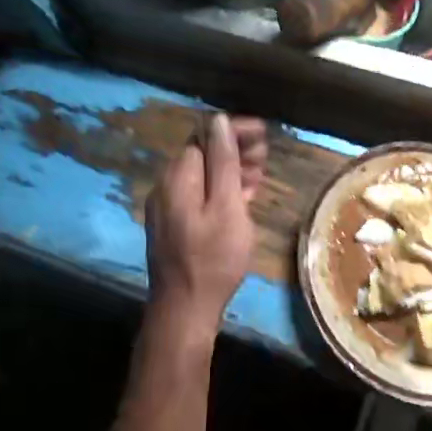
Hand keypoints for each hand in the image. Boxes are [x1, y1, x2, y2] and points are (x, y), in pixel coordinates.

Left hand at [143, 114, 268, 345]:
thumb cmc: (213, 259)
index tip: (263, 134)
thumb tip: (219, 120)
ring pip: (200, 175)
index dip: (233, 130)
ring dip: (229, 170)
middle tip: (265, 155)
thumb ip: (223, 163)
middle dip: (233, 149)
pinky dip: (219, 190)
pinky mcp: (172, 225)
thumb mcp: (227, 207)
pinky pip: (196, 194)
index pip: (204, 136)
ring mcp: (166, 207)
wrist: (184, 310)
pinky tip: (240, 196)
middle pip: (201, 154)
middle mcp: (165, 186)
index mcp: (177, 177)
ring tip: (259, 173)